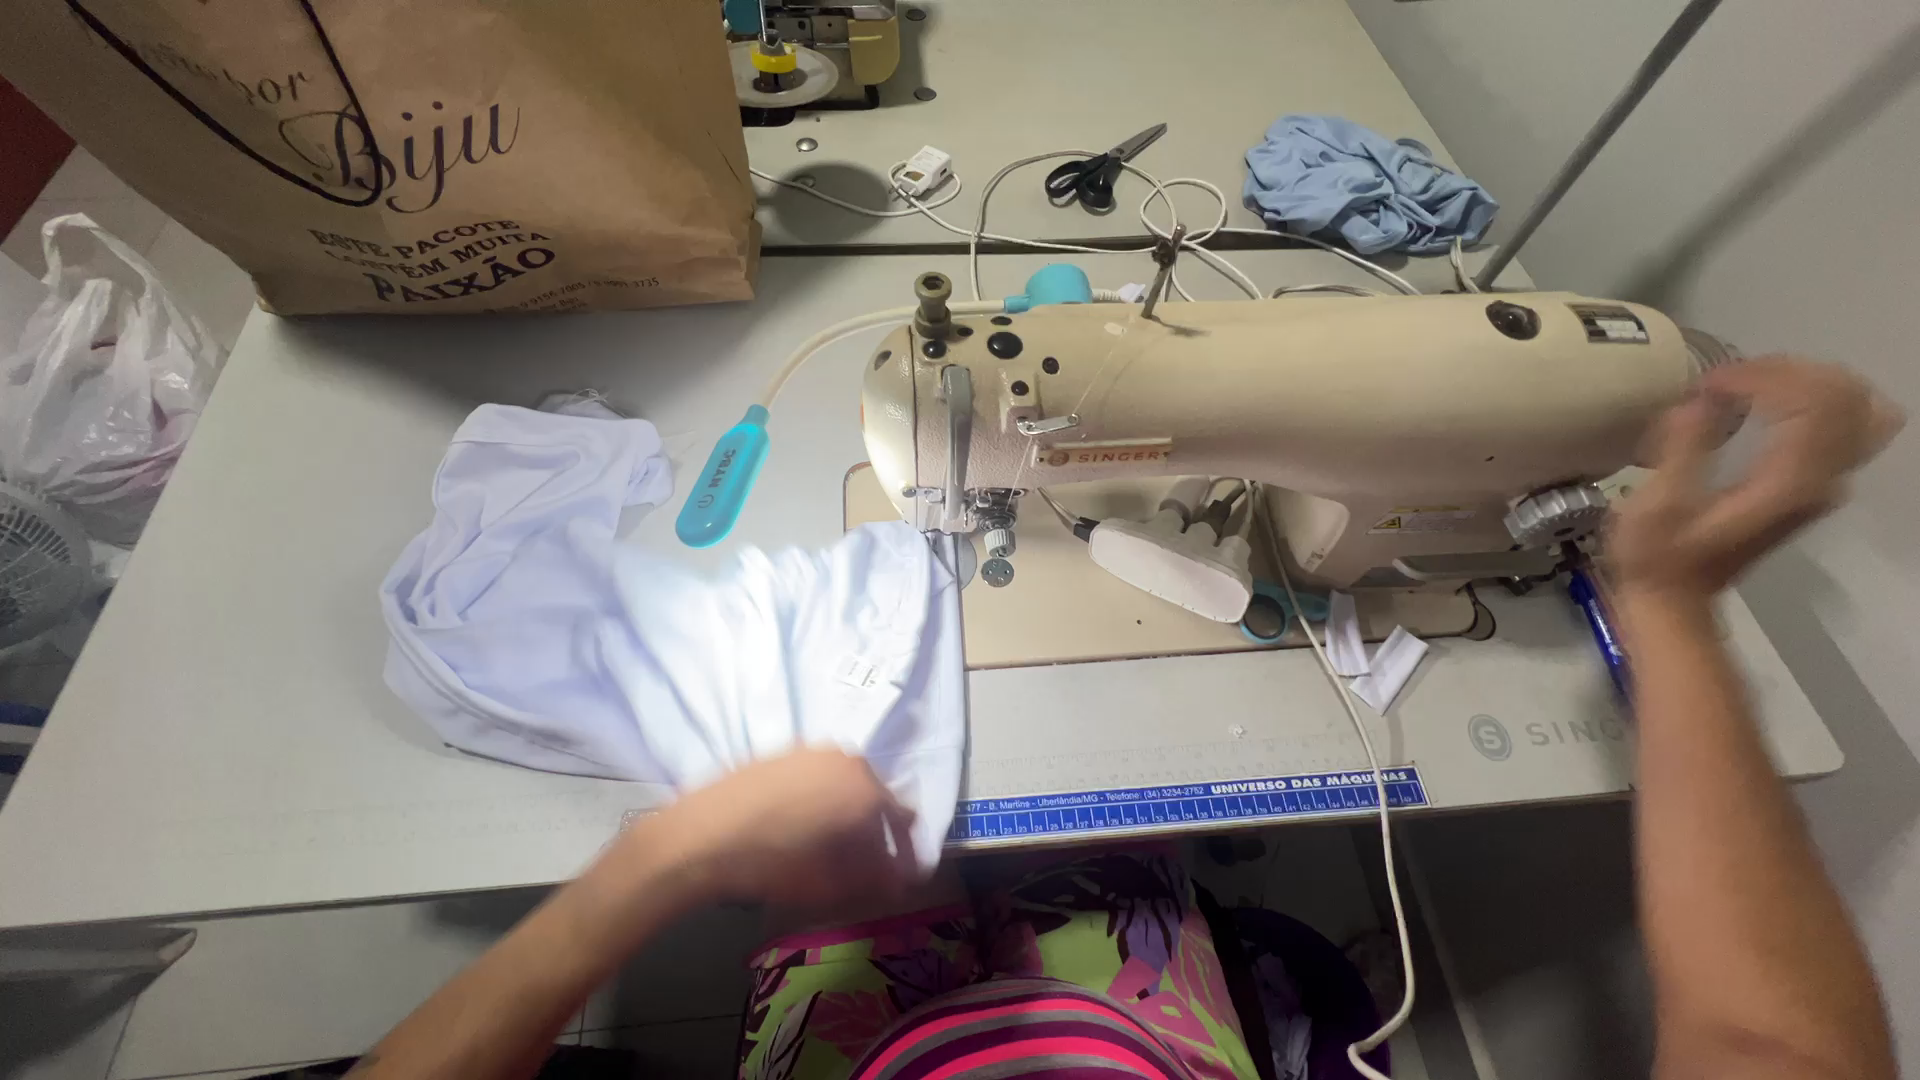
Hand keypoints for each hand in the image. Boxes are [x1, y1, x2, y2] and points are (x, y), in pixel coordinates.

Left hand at [648, 749, 919, 908]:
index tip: (899, 878)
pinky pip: (817, 777)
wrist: (705, 834)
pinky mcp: (784, 751)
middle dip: (874, 831)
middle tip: (863, 864)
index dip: (904, 852)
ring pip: (845, 785)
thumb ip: (875, 876)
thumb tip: (899, 878)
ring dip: (846, 813)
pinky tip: (801, 826)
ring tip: (831, 847)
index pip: (903, 821)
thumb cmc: (776, 863)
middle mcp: (848, 760)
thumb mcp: (832, 882)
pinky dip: (820, 800)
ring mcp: (814, 751)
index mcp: (868, 789)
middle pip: (874, 798)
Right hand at [1607, 357, 1901, 598]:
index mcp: (1786, 483)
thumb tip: (1696, 403)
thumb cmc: (1655, 557)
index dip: (1762, 378)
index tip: (1705, 383)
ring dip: (1809, 383)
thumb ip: (1682, 452)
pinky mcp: (1814, 487)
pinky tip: (1771, 405)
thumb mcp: (1655, 507)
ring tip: (1752, 382)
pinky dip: (1816, 402)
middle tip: (1726, 376)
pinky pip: (1847, 428)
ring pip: (1860, 408)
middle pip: (1845, 398)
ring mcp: (1825, 484)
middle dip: (1787, 372)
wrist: (1676, 599)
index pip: (1811, 403)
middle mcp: (1822, 480)